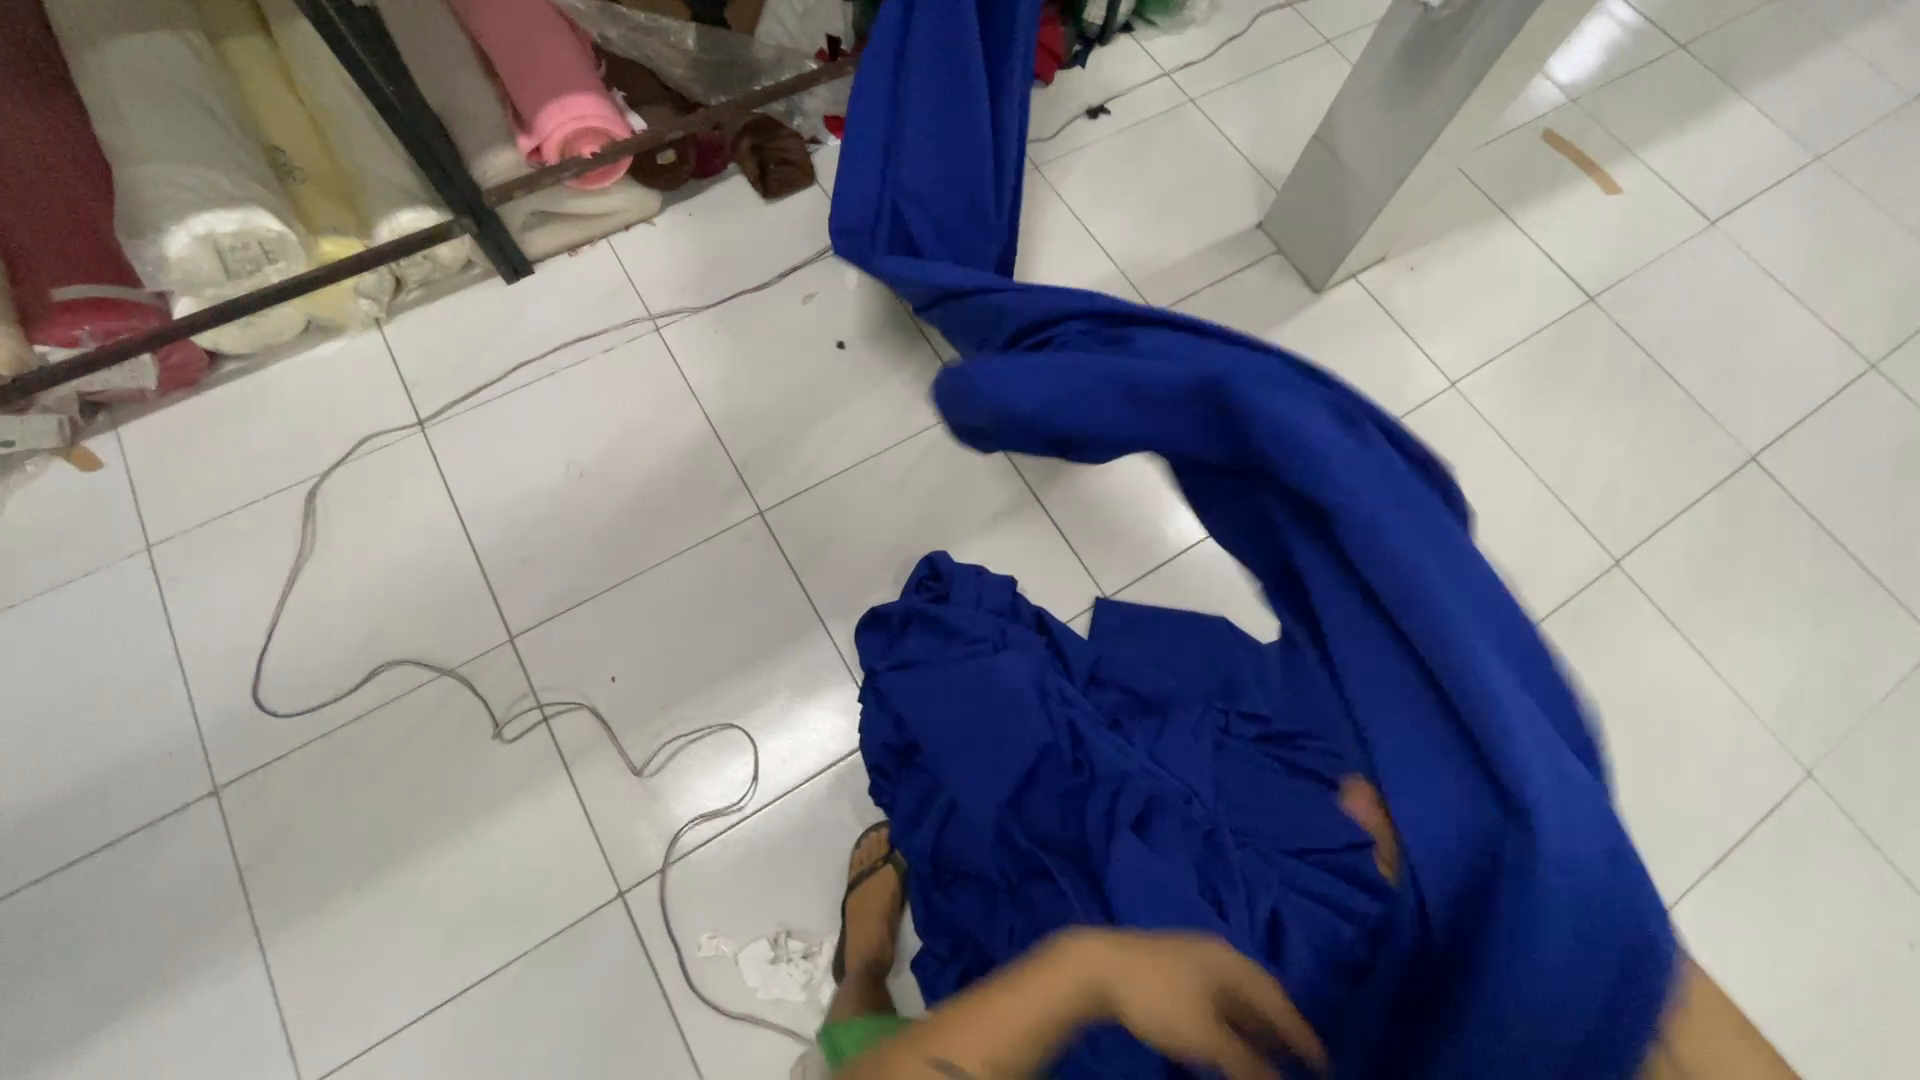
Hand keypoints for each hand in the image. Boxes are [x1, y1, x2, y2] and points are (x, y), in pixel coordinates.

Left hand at [1061, 929, 1327, 1079]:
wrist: (1098, 966)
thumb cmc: (1158, 999)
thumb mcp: (1206, 1037)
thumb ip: (1246, 1062)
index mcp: (1232, 962)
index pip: (1279, 1000)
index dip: (1301, 1033)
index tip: (1323, 1062)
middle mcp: (1218, 953)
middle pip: (1259, 993)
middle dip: (1279, 1026)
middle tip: (1300, 1059)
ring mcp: (1193, 955)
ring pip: (1235, 993)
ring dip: (1254, 1023)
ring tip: (1269, 1054)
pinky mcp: (1172, 964)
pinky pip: (1215, 993)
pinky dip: (1230, 1017)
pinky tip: (1226, 1035)